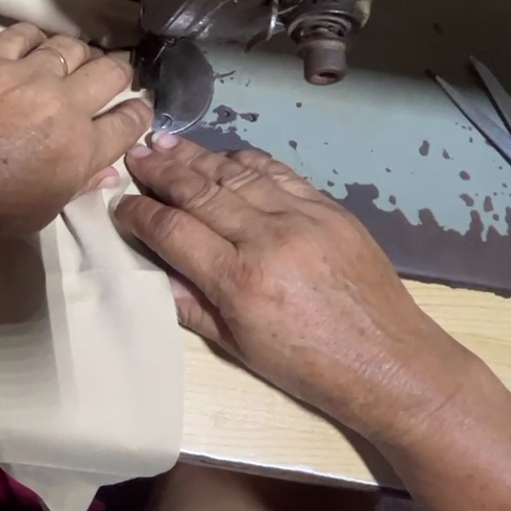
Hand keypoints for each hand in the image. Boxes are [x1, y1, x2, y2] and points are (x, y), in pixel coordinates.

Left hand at [0, 24, 152, 271]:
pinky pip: (26, 33)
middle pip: (112, 71)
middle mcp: (63, 104)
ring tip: (70, 66)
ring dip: (79, 56)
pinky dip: (37, 40)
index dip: (139, 114)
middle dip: (119, 76)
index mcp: (80, 150)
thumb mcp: (39, 214)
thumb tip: (107, 170)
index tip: (135, 112)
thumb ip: (78, 184)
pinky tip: (33, 50)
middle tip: (110, 82)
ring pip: (73, 45)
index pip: (131, 120)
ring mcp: (26, 75)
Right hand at [113, 134, 486, 448]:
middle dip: (159, 171)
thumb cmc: (307, 366)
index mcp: (238, 280)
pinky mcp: (328, 208)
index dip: (139, 214)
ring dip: (195, 156)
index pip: (172, 231)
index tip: (119, 203)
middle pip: (199, 191)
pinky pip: (276, 172)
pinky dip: (243, 160)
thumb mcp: (237, 348)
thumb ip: (190, 306)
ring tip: (163, 143)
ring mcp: (301, 216)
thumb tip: (153, 273)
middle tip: (133, 155)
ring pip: (234, 174)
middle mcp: (266, 238)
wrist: (391, 364)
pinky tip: (221, 154)